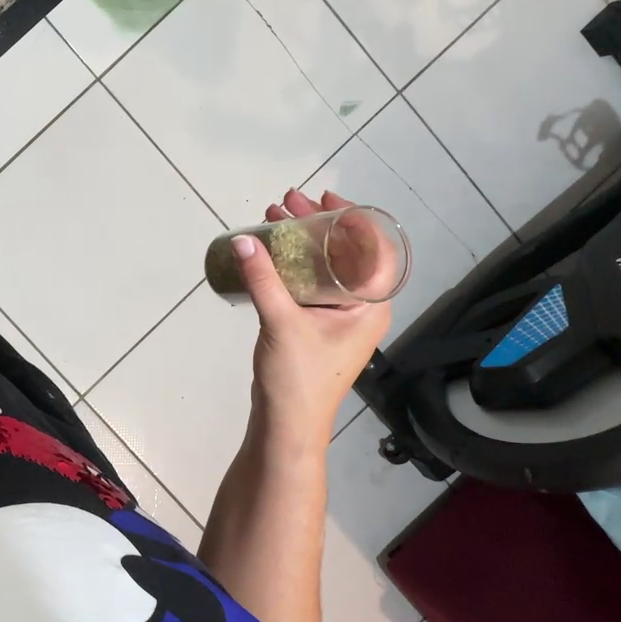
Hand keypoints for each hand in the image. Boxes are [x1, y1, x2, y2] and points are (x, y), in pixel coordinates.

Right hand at [233, 190, 391, 449]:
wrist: (286, 423)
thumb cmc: (298, 377)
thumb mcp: (281, 323)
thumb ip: (263, 280)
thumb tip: (244, 241)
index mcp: (370, 307)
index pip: (376, 251)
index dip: (355, 219)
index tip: (325, 198)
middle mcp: (358, 307)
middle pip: (346, 253)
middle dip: (316, 223)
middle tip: (288, 201)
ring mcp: (335, 316)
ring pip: (323, 265)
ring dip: (300, 240)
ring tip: (272, 217)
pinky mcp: (312, 323)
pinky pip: (306, 280)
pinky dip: (289, 260)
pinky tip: (266, 252)